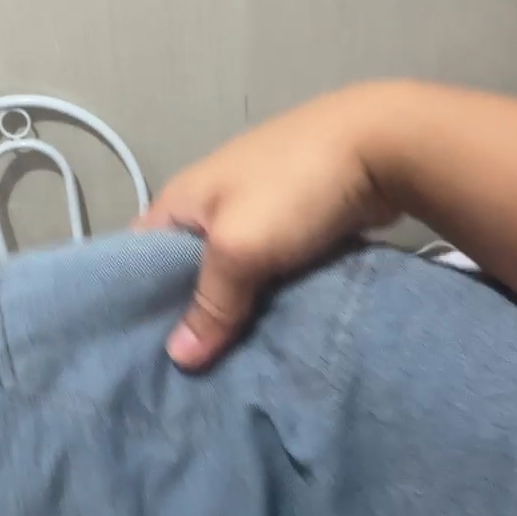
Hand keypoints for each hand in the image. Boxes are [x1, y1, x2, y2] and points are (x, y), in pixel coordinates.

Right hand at [134, 82, 415, 368]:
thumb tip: (179, 360)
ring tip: (225, 365)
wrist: (383, 144)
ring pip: (231, 276)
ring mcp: (254, 213)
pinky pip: (267, 272)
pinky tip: (268, 335)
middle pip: (185, 272)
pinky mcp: (292, 225)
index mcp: (181, 201)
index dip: (133, 301)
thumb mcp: (239, 247)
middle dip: (189, 316)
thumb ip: (210, 303)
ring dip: (232, 312)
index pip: (137, 257)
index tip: (138, 353)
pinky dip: (266, 299)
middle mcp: (210, 207)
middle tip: (186, 371)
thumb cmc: (291, 188)